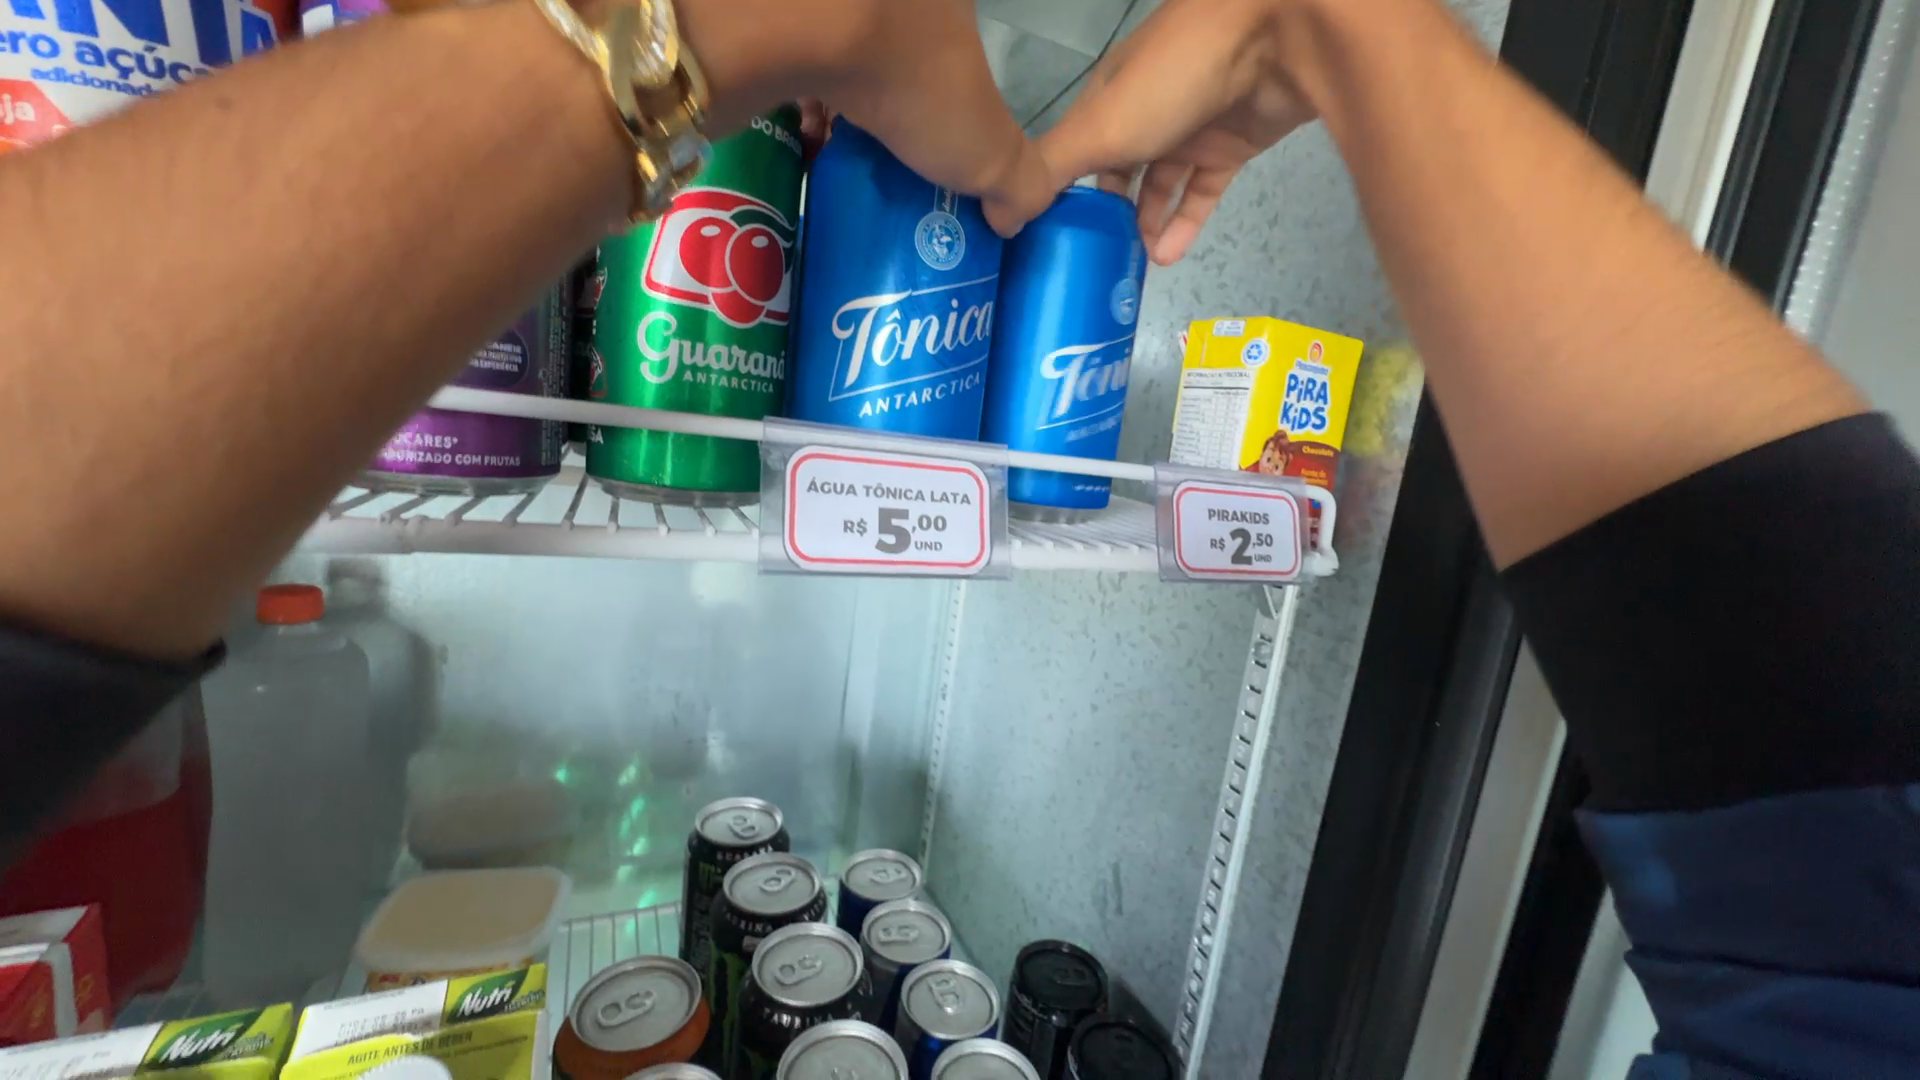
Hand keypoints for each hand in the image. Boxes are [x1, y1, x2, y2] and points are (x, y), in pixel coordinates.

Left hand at [678, 0, 1055, 234]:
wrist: (815, 32)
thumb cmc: (917, 83)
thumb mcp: (991, 150)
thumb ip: (1018, 184)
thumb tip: (1013, 216)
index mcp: (949, 11)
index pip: (962, 62)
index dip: (957, 116)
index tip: (943, 161)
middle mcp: (892, 2)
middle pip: (903, 66)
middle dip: (899, 122)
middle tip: (895, 173)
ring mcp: (836, 10)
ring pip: (845, 63)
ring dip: (846, 117)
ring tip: (849, 170)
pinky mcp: (784, 24)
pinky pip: (796, 67)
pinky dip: (805, 109)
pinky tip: (809, 150)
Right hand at [1033, 0, 1319, 262]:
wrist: (1277, 37)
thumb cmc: (1172, 79)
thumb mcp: (1097, 128)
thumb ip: (1048, 173)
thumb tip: (995, 216)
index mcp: (1104, 101)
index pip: (1070, 154)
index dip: (1055, 196)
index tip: (1043, 241)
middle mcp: (1141, 113)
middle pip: (1113, 175)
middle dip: (1102, 218)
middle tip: (1088, 264)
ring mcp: (1188, 130)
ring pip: (1158, 189)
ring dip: (1144, 228)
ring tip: (1129, 267)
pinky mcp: (1229, 148)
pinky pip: (1199, 195)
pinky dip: (1184, 225)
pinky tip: (1166, 258)